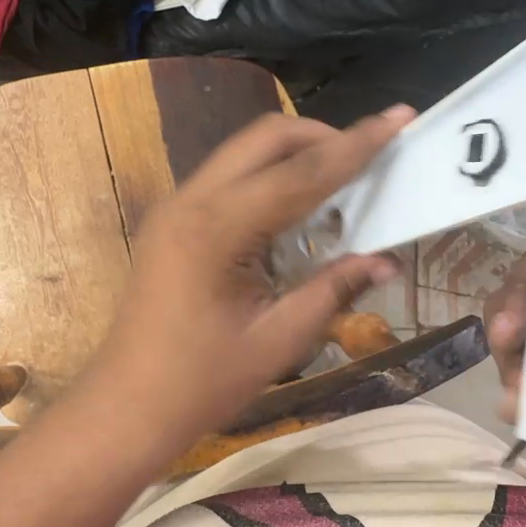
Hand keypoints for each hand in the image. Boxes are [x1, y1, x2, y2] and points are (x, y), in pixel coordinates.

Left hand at [73, 105, 414, 452]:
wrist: (126, 408)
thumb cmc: (200, 384)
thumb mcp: (278, 341)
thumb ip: (333, 290)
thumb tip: (387, 261)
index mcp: (217, 229)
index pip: (300, 172)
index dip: (356, 145)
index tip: (399, 117)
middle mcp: (191, 201)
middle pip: (266, 138)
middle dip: (323, 137)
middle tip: (372, 157)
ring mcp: (176, 207)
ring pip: (245, 151)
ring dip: (296, 155)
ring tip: (344, 181)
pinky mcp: (173, 221)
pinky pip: (231, 178)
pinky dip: (271, 177)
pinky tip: (299, 211)